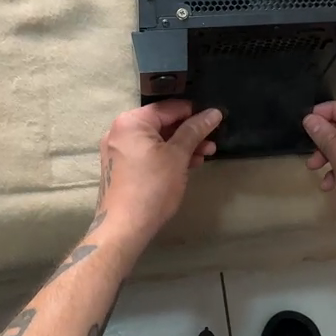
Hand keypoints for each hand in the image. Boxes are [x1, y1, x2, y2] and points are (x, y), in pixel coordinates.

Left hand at [94, 101, 219, 246]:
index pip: (169, 107)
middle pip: (163, 123)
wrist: (124, 229)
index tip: (215, 120)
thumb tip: (213, 112)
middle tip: (213, 140)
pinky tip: (189, 164)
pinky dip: (168, 156)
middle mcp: (121, 131)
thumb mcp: (178, 156)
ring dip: (182, 146)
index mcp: (131, 121)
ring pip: (158, 140)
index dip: (195, 112)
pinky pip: (149, 153)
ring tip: (207, 154)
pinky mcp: (122, 167)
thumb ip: (195, 130)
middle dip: (190, 132)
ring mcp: (119, 150)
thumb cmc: (152, 187)